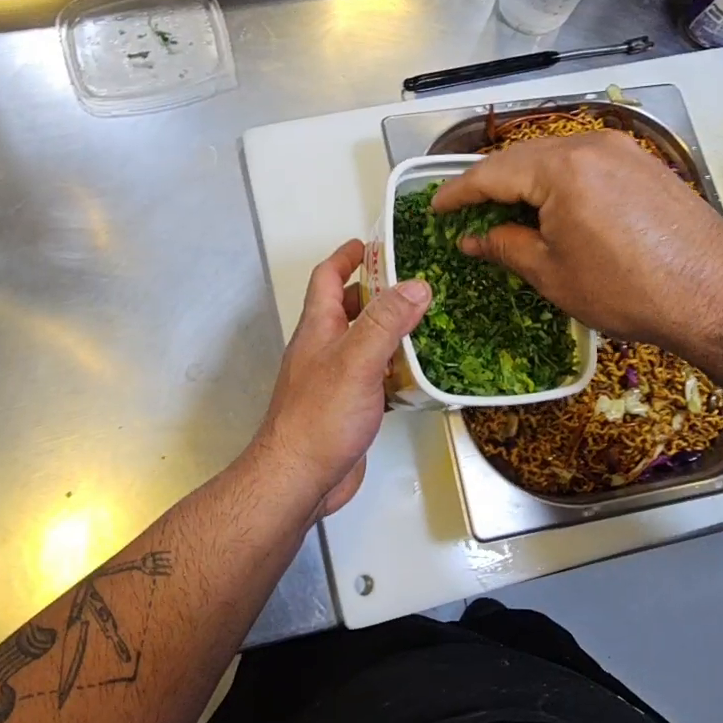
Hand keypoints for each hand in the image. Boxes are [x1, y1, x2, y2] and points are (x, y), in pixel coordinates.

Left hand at [249, 240, 431, 516]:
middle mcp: (322, 348)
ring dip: (388, 330)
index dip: (347, 256)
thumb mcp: (356, 360)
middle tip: (414, 284)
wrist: (297, 480)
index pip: (328, 278)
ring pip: (362, 343)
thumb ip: (386, 321)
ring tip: (426, 323)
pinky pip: (372, 376)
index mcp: (318, 327)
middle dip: (376, 291)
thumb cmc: (320, 416)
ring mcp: (333, 379)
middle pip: (347, 308)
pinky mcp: (347, 408)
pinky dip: (393, 367)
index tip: (371, 243)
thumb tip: (418, 284)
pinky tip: (418, 374)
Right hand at [429, 131, 722, 375]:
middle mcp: (589, 145)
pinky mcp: (642, 162)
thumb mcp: (553, 274)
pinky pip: (584, 162)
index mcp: (560, 169)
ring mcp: (621, 149)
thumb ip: (506, 246)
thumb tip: (473, 239)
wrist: (719, 295)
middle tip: (466, 212)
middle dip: (489, 184)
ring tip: (507, 212)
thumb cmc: (629, 291)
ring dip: (525, 181)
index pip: (490, 173)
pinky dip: (558, 180)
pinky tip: (553, 207)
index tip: (435, 208)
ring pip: (553, 156)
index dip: (457, 192)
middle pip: (520, 158)